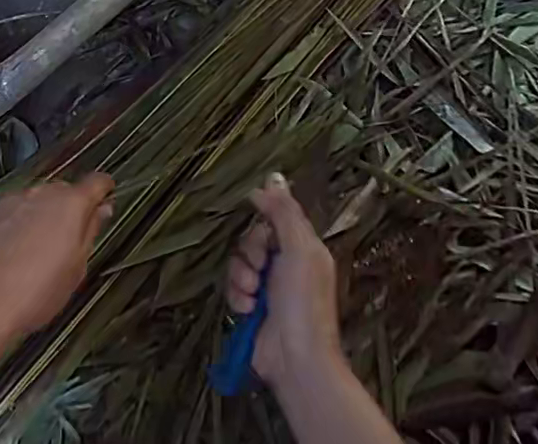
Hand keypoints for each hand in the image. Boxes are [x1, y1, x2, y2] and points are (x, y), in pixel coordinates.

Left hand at [0, 173, 114, 345]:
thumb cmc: (39, 291)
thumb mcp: (76, 267)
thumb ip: (91, 231)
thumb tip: (104, 207)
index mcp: (72, 203)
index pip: (97, 182)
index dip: (104, 189)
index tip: (106, 200)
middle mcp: (45, 192)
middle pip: (66, 191)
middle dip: (71, 207)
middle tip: (67, 239)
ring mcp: (16, 199)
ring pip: (39, 199)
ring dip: (43, 213)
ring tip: (36, 247)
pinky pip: (15, 209)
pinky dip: (19, 220)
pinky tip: (11, 248)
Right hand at [224, 172, 345, 388]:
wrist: (296, 359)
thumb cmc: (304, 301)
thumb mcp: (299, 248)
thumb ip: (284, 212)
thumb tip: (271, 178)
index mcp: (303, 246)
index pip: (278, 216)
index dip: (266, 214)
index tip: (253, 206)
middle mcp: (285, 263)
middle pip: (253, 237)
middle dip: (251, 251)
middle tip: (260, 267)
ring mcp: (267, 287)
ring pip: (239, 262)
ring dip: (242, 277)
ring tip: (254, 295)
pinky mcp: (250, 307)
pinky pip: (233, 288)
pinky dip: (238, 297)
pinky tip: (248, 310)